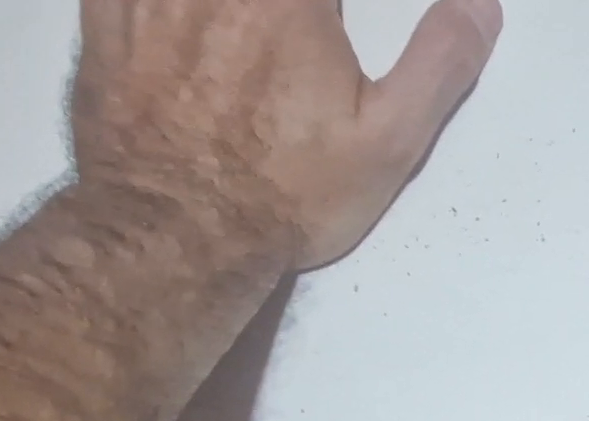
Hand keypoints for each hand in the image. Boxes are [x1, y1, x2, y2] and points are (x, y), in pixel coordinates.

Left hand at [73, 0, 501, 268]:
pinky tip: (205, 26)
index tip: (343, 27)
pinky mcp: (106, 9)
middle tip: (315, 38)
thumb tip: (482, 7)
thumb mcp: (390, 141)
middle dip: (301, 15)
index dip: (338, 11)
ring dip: (247, 14)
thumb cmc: (293, 190)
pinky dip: (178, 7)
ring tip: (266, 45)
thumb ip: (439, 65)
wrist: (181, 231)